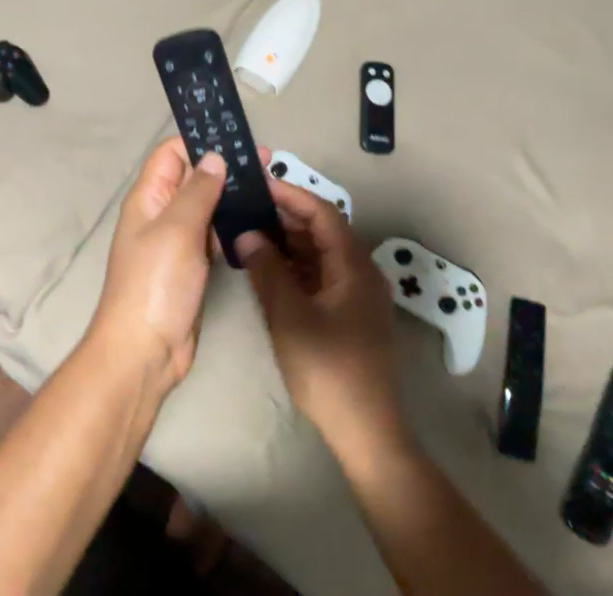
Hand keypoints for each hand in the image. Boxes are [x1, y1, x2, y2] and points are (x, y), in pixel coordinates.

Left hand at [88, 138, 258, 394]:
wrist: (145, 350)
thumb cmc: (155, 284)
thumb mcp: (176, 230)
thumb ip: (197, 191)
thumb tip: (214, 157)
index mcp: (148, 199)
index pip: (170, 154)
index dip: (200, 142)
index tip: (239, 139)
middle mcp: (160, 215)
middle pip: (191, 178)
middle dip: (224, 168)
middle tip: (267, 165)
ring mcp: (176, 243)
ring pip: (205, 207)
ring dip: (232, 197)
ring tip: (269, 189)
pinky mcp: (191, 267)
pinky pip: (212, 236)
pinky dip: (231, 226)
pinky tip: (258, 223)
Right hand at [236, 181, 400, 450]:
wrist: (365, 429)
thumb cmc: (327, 368)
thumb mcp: (289, 316)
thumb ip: (267, 270)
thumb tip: (248, 234)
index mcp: (354, 266)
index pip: (323, 213)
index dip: (291, 195)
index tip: (258, 184)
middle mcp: (362, 274)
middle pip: (324, 232)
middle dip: (286, 218)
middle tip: (246, 210)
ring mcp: (358, 297)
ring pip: (321, 256)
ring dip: (289, 244)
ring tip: (250, 236)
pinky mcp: (351, 317)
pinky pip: (322, 278)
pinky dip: (296, 269)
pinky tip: (268, 272)